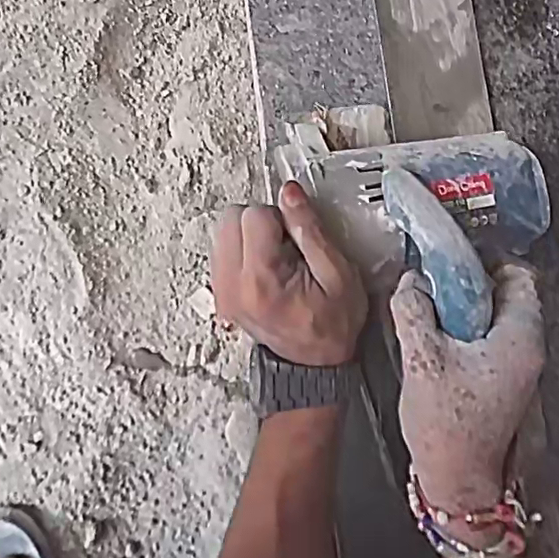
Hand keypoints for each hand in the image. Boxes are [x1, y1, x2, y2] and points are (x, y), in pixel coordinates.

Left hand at [212, 182, 367, 366]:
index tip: (297, 240)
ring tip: (277, 260)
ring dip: (250, 234)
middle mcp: (231, 285)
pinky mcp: (219, 293)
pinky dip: (242, 249)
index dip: (280, 217)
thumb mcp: (339, 274)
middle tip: (287, 247)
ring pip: (223, 230)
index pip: (253, 214)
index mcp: (260, 280)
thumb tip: (289, 192)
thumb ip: (310, 229)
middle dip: (260, 221)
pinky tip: (266, 268)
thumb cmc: (332, 325)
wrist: (315, 365)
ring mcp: (221, 292)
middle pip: (230, 217)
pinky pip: (222, 249)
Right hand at [391, 262, 544, 511]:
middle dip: (467, 280)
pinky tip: (432, 331)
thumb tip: (411, 279)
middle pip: (503, 292)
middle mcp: (526, 349)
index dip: (486, 258)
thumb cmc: (447, 425)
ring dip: (460, 304)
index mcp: (520, 339)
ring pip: (490, 314)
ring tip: (427, 303)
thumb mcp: (421, 358)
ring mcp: (514, 365)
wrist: (455, 481)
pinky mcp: (498, 378)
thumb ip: (413, 309)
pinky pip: (483, 335)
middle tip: (432, 278)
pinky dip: (460, 325)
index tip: (453, 255)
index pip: (519, 276)